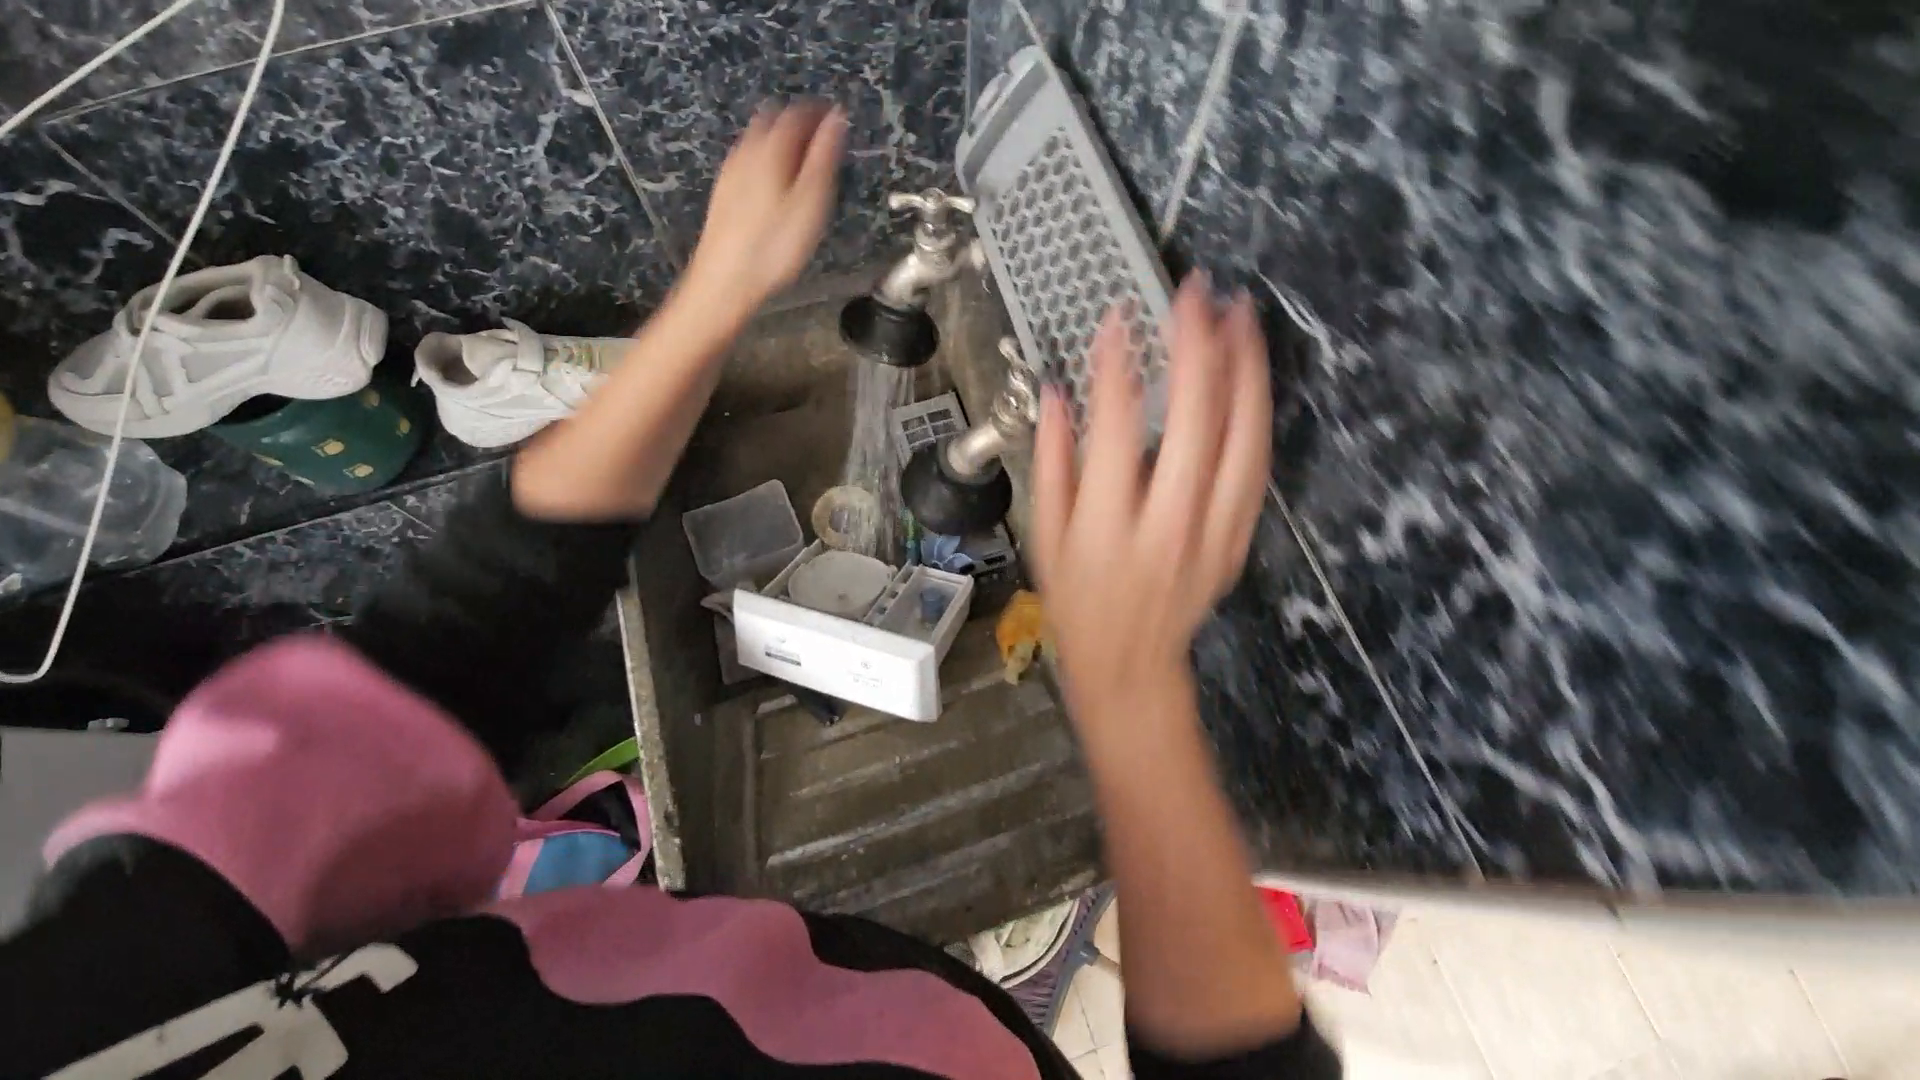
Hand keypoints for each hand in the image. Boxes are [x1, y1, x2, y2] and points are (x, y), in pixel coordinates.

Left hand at [685, 101, 845, 312]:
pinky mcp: (723, 193)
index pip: (797, 113)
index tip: (838, 117)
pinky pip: (746, 160)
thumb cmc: (775, 245)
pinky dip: (765, 159)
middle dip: (797, 122)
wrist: (725, 279)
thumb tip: (837, 117)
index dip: (819, 112)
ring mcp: (731, 171)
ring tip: (801, 158)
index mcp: (772, 148)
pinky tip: (772, 181)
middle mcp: (747, 150)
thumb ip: (824, 157)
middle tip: (821, 137)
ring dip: (779, 139)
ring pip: (757, 139)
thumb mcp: (810, 202)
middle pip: (773, 120)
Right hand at [1030, 273, 1271, 721]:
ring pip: (1243, 437)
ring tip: (1241, 315)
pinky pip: (1257, 464)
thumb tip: (1058, 394)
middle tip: (1196, 292)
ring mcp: (1214, 529)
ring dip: (1245, 369)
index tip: (1118, 317)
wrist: (1131, 664)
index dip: (1118, 365)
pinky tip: (1253, 374)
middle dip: (1198, 346)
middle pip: (1196, 420)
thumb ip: (1053, 461)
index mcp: (1109, 524)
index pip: (1117, 427)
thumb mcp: (1047, 536)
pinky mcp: (1240, 535)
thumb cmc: (1078, 601)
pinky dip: (1258, 411)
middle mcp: (1169, 522)